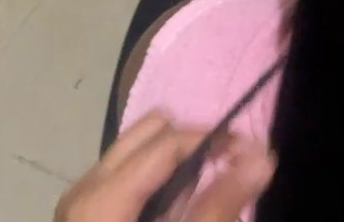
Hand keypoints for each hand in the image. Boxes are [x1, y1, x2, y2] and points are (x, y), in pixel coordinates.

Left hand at [55, 114, 274, 221]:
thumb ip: (220, 205)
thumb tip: (263, 156)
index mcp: (101, 198)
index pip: (169, 141)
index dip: (215, 139)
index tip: (253, 151)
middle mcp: (85, 189)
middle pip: (152, 131)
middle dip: (195, 143)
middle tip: (227, 168)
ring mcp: (80, 205)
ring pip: (140, 149)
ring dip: (178, 161)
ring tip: (202, 196)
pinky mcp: (85, 220)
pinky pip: (129, 176)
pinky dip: (160, 182)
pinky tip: (175, 214)